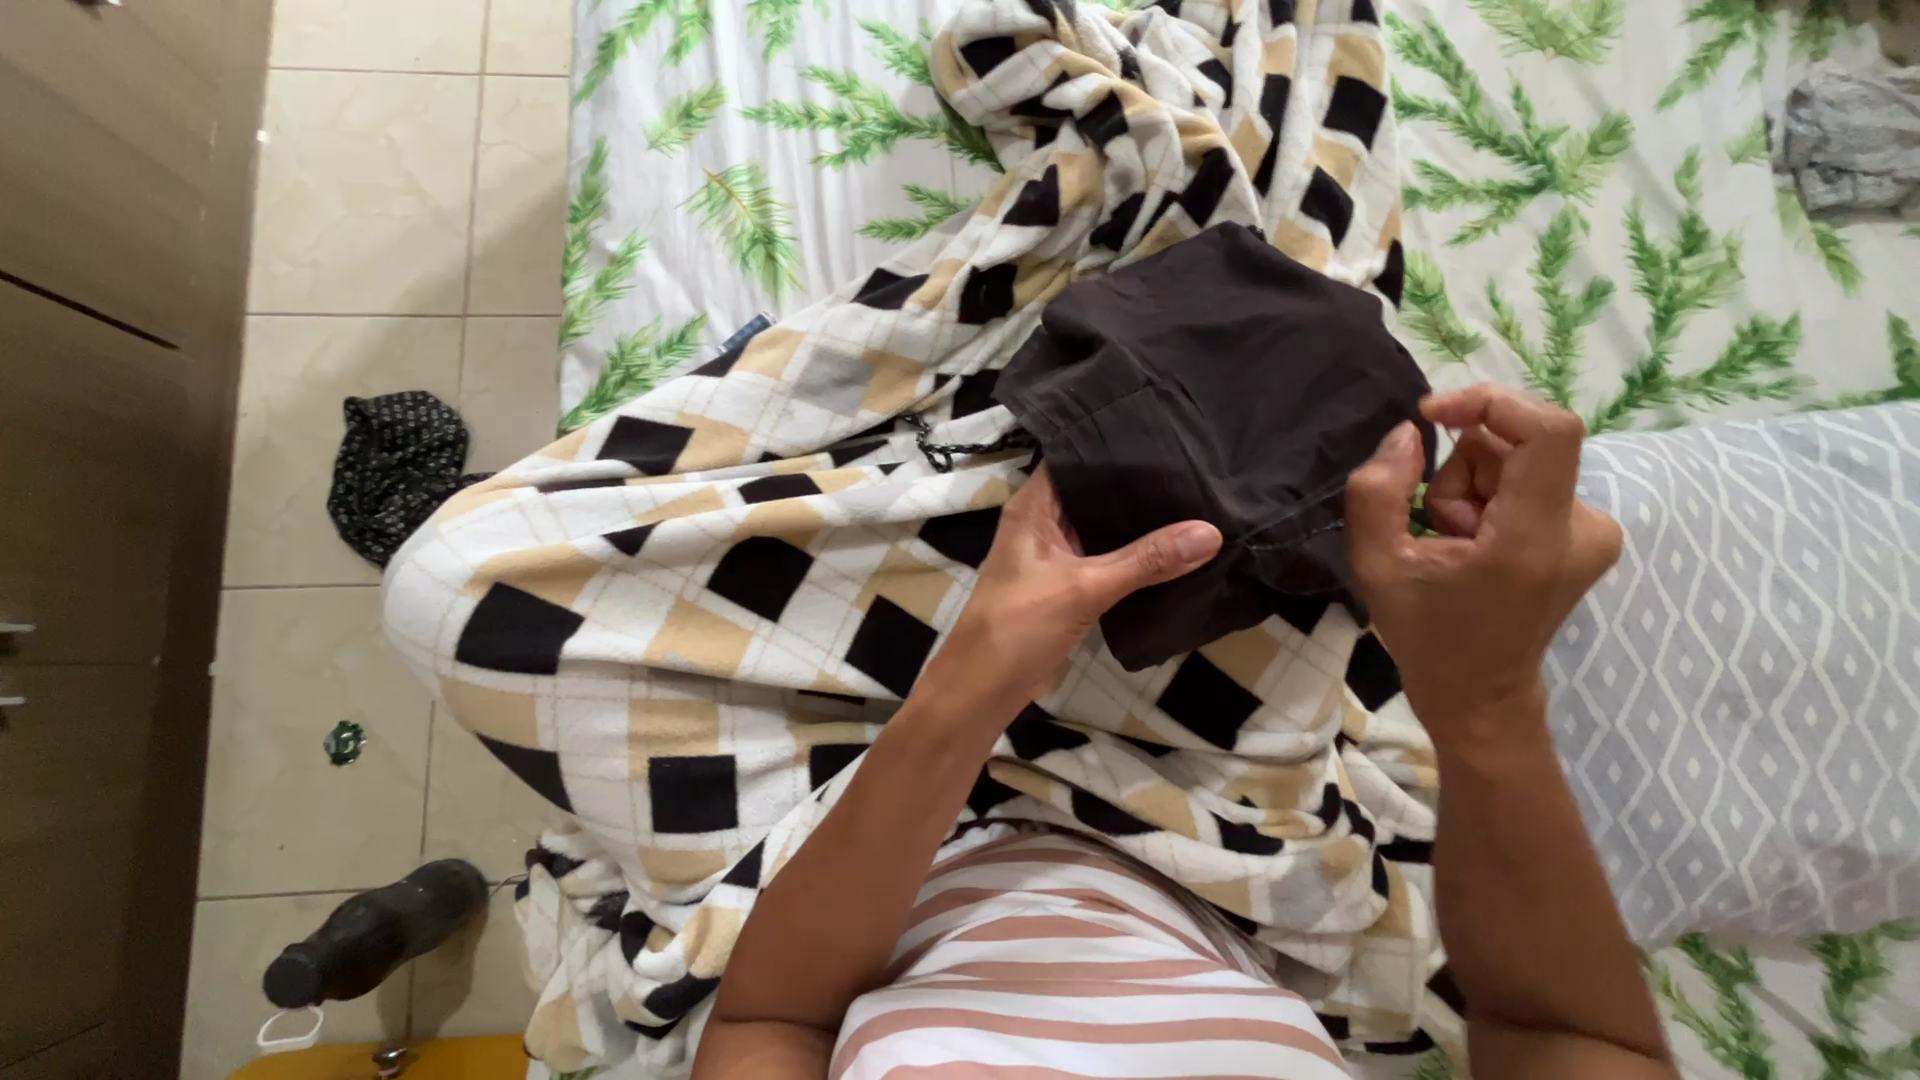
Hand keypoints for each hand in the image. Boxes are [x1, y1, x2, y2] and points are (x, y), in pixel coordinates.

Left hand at [922, 465, 1221, 715]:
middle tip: (1196, 464)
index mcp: (1034, 505)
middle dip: (1138, 484)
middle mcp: (1043, 522)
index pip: (1077, 457)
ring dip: (1140, 522)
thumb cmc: (1020, 625)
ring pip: (1104, 527)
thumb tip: (1211, 532)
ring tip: (1197, 498)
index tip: (1168, 434)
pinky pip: (1108, 558)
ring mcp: (1056, 554)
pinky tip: (1176, 547)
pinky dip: (1136, 555)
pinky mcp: (1069, 584)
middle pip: (1095, 492)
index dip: (1116, 445)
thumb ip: (1146, 560)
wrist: (986, 687)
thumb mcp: (1085, 587)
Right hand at [1344, 386, 1622, 735]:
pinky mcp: (1588, 534)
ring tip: (1450, 544)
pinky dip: (1491, 500)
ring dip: (1472, 488)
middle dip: (1460, 471)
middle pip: (1516, 448)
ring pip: (1519, 465)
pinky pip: (1529, 483)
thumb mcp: (1375, 563)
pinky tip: (1473, 546)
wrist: (1479, 692)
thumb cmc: (1424, 633)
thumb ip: (1377, 491)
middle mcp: (1582, 527)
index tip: (1433, 413)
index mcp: (1532, 538)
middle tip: (1432, 527)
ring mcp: (1594, 532)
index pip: (1548, 431)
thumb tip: (1408, 434)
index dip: (1490, 403)